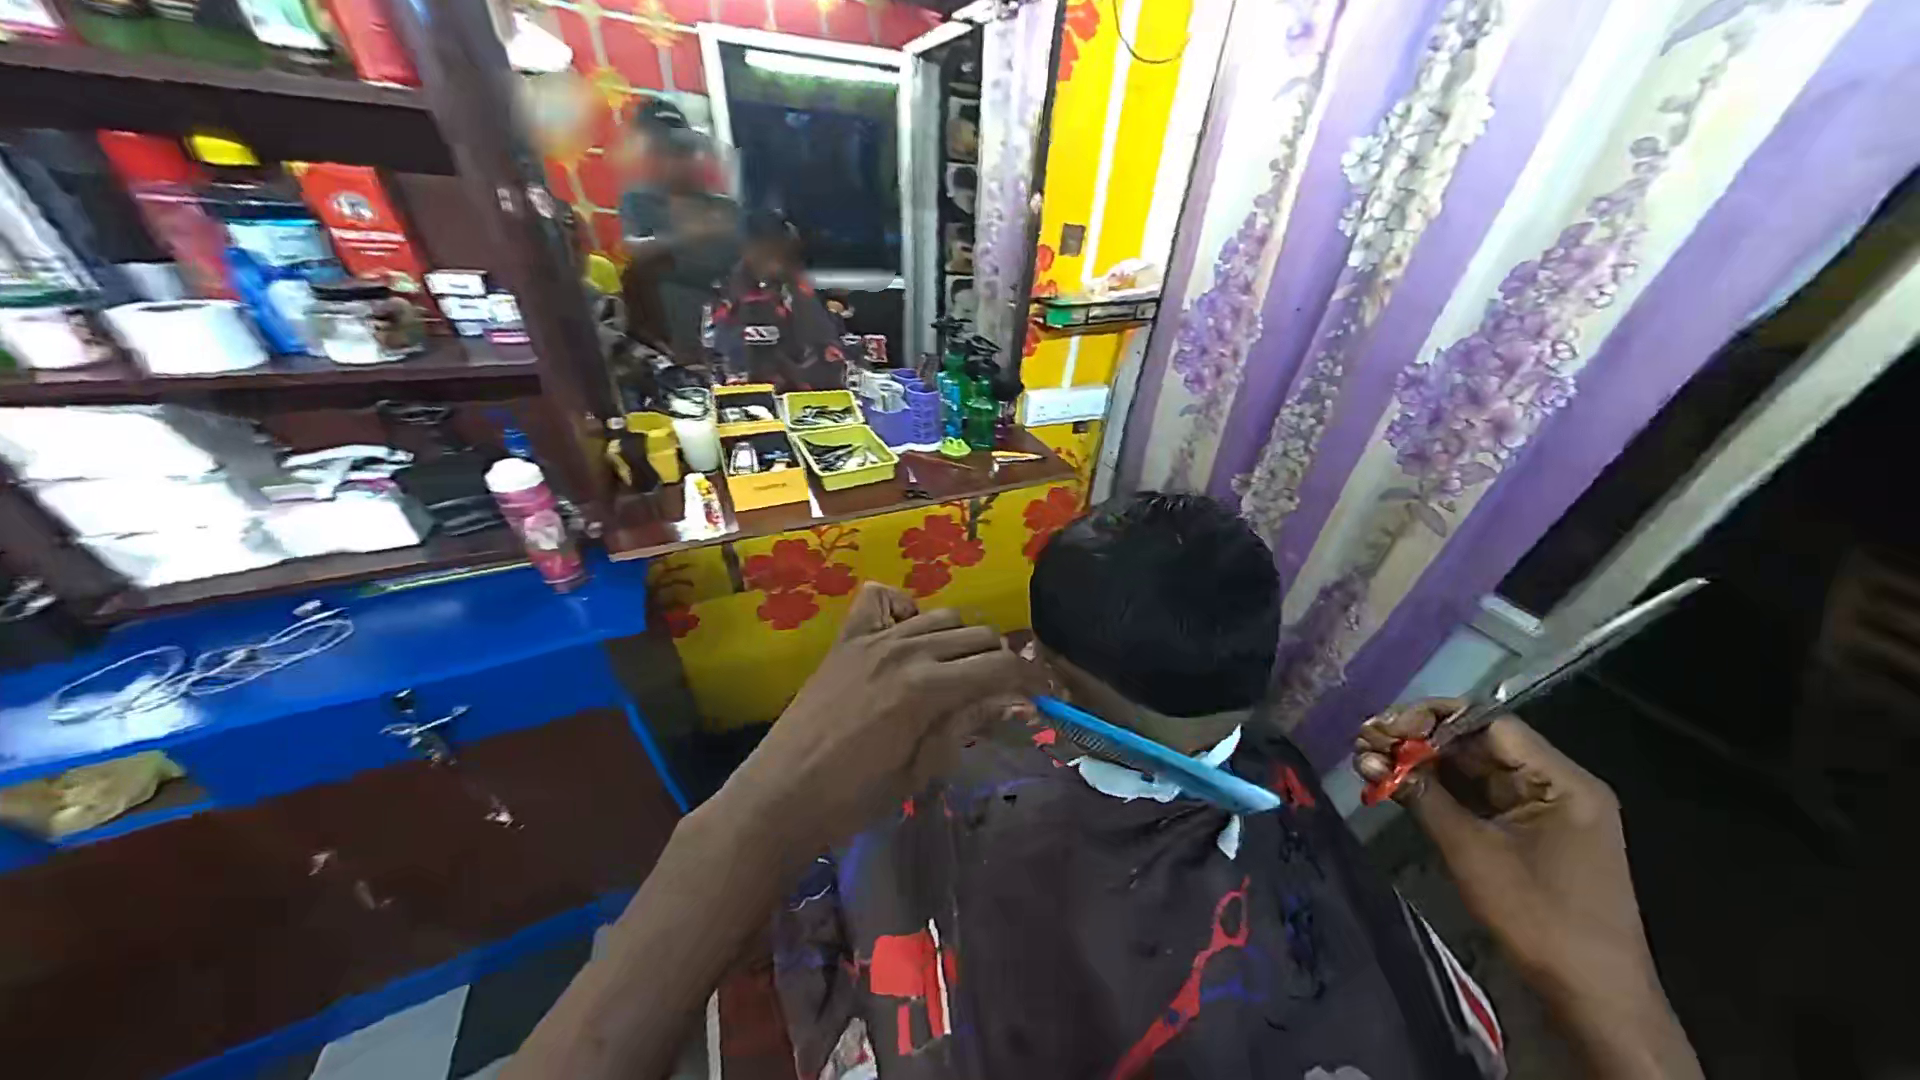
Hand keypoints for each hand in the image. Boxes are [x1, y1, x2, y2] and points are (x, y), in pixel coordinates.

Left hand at [723, 583, 1043, 852]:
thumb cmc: (854, 797)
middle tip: (1001, 691)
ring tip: (959, 670)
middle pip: (977, 636)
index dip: (1029, 679)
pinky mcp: (847, 639)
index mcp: (926, 688)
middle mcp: (904, 649)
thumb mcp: (921, 770)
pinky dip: (904, 609)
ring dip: (961, 640)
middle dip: (1000, 661)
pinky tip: (907, 638)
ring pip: (941, 617)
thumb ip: (966, 724)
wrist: (781, 793)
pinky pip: (882, 599)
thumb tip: (1013, 700)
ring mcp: (873, 638)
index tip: (1040, 693)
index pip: (999, 667)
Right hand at [1356, 703, 1700, 1078]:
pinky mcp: (1521, 826)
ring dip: (1418, 761)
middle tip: (1365, 743)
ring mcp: (1537, 805)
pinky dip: (1433, 786)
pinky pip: (1471, 791)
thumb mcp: (1470, 849)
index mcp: (1559, 781)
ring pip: (1467, 765)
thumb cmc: (1537, 914)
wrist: (1590, 993)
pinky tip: (1392, 782)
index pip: (1487, 723)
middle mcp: (1551, 783)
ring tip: (1368, 760)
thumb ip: (1421, 795)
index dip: (1431, 718)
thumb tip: (1370, 758)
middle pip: (1474, 740)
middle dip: (1416, 739)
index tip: (1385, 729)